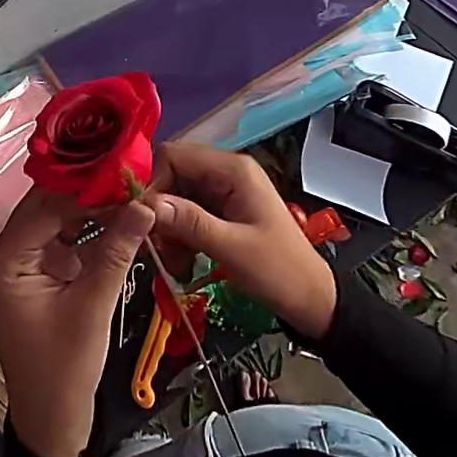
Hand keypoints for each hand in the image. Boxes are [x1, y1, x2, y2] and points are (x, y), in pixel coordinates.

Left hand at [0, 188, 153, 456]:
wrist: (53, 418)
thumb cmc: (63, 369)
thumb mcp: (92, 307)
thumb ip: (116, 252)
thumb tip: (145, 206)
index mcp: (6, 258)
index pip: (46, 205)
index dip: (86, 186)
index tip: (123, 169)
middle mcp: (10, 251)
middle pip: (51, 206)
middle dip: (91, 192)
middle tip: (133, 175)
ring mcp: (27, 260)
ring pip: (61, 218)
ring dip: (95, 207)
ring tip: (133, 189)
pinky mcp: (44, 270)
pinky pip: (69, 237)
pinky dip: (94, 228)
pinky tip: (123, 216)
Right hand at [145, 142, 337, 339]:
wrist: (313, 300)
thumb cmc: (279, 271)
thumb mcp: (233, 248)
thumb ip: (189, 222)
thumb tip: (145, 204)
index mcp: (232, 169)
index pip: (173, 155)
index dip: (153, 182)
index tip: (143, 220)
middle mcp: (224, 172)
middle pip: (170, 175)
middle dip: (158, 210)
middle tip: (153, 246)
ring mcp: (222, 191)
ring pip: (173, 197)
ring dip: (166, 227)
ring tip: (170, 260)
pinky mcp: (219, 211)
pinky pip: (184, 214)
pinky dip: (176, 235)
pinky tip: (180, 260)